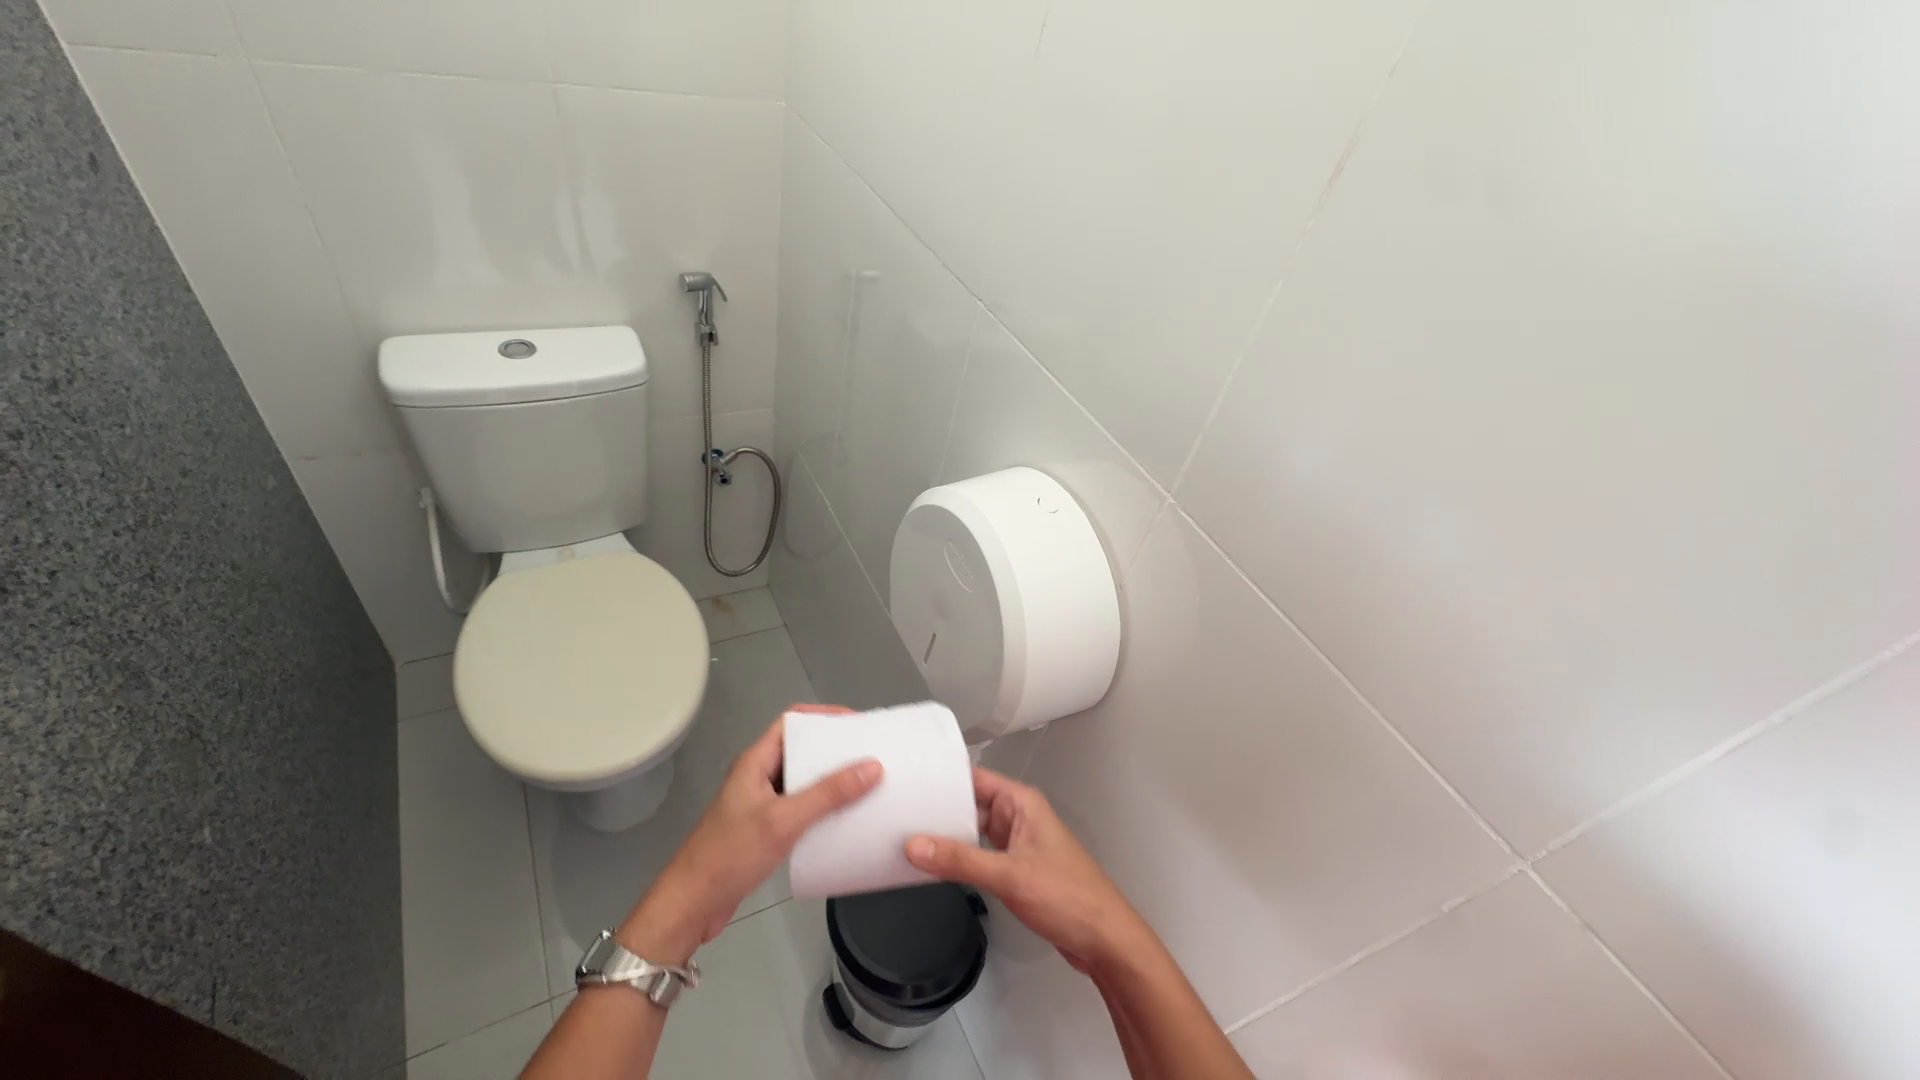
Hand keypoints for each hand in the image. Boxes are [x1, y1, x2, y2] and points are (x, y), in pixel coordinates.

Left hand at [621, 707, 879, 962]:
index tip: (858, 724)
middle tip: (871, 755)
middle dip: (834, 750)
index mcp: (755, 762)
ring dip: (831, 781)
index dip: (824, 716)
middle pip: (800, 750)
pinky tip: (844, 820)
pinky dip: (822, 808)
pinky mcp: (764, 830)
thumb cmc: (731, 855)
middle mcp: (758, 776)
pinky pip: (800, 808)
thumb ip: (827, 794)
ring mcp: (760, 804)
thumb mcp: (783, 821)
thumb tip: (872, 766)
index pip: (791, 722)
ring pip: (802, 781)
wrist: (692, 905)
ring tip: (867, 785)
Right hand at [906, 767, 1146, 974]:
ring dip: (947, 838)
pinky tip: (935, 867)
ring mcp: (1017, 844)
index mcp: (1021, 803)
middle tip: (897, 815)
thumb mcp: (1009, 875)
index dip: (942, 778)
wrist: (1103, 940)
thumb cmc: (1069, 897)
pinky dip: (959, 860)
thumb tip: (915, 846)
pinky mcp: (1016, 869)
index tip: (909, 781)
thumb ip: (960, 861)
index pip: (974, 778)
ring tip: (907, 839)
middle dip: (938, 811)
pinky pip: (980, 856)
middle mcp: (1018, 817)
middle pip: (970, 805)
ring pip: (973, 833)